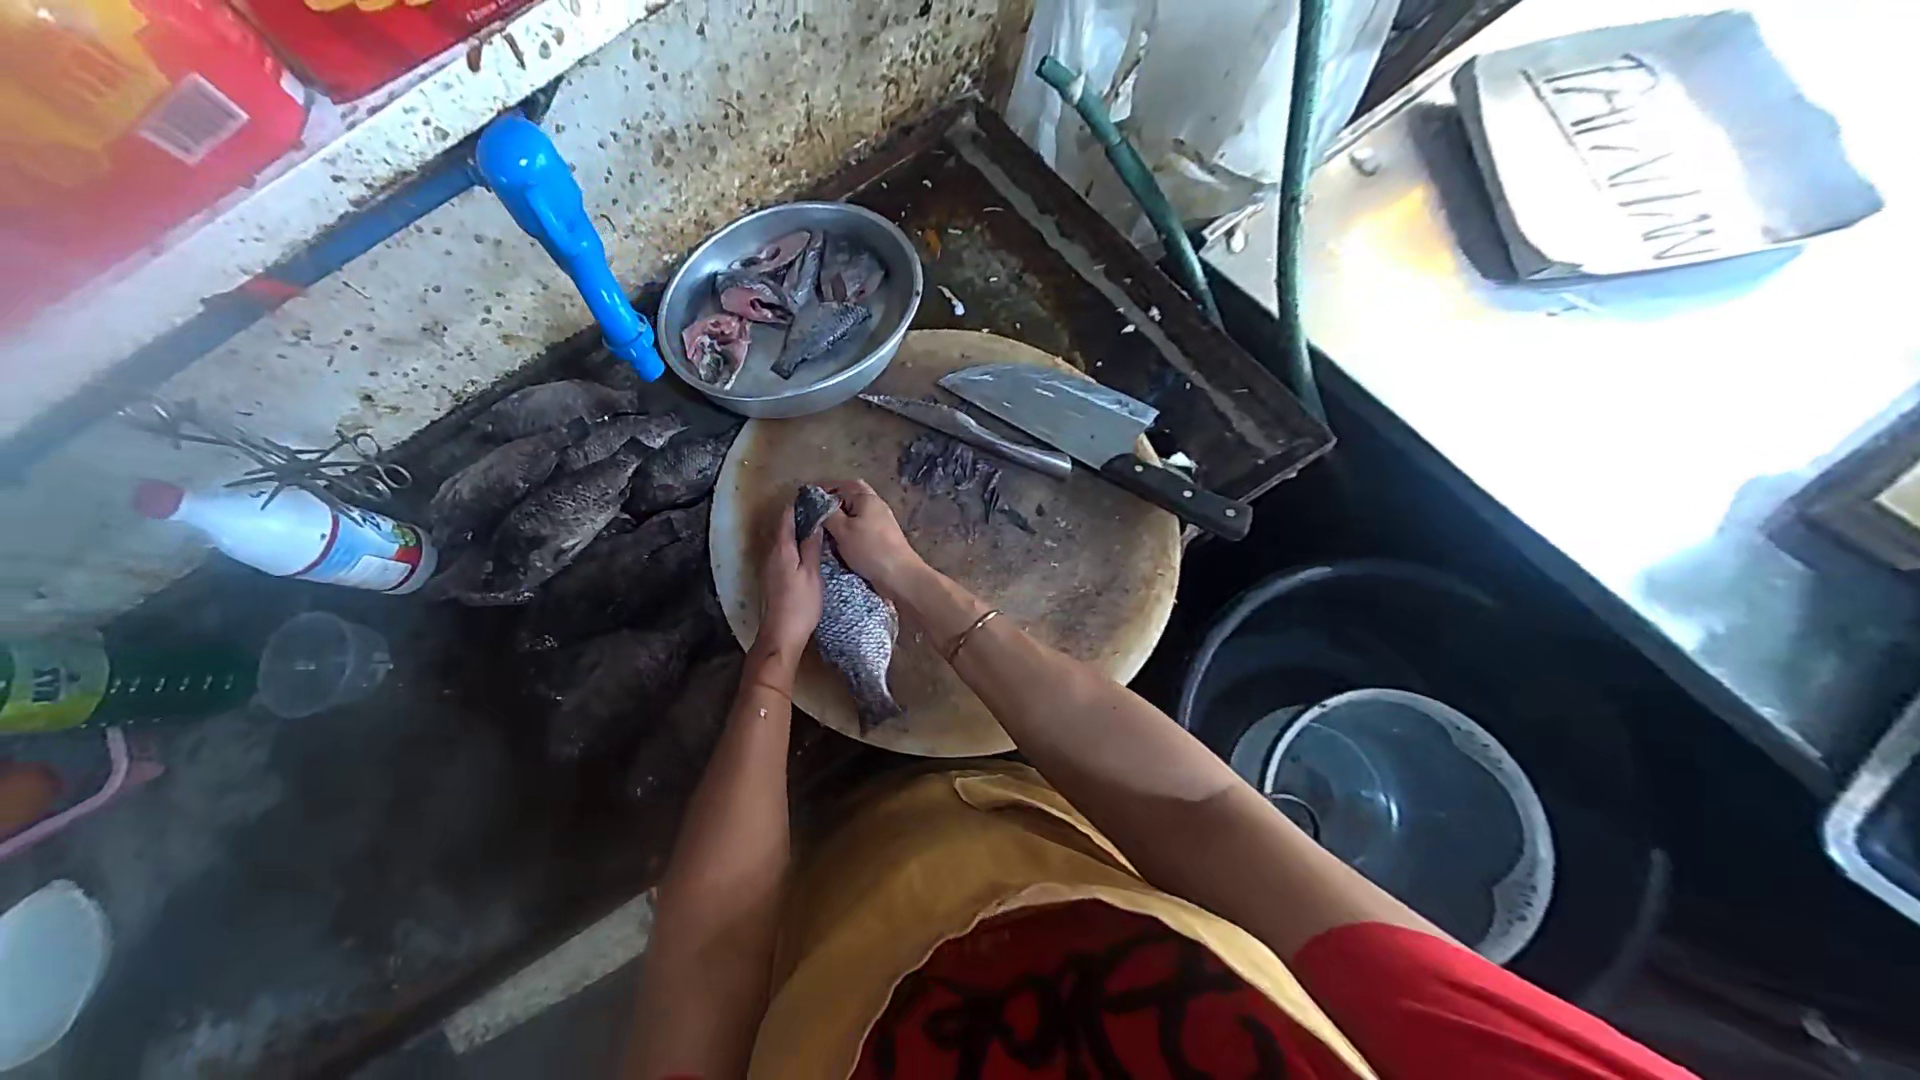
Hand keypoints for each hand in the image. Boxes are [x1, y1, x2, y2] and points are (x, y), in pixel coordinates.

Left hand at [755, 503, 822, 670]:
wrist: (782, 634)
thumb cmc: (801, 604)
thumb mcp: (812, 573)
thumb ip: (812, 546)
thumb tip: (815, 522)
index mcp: (781, 549)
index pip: (787, 517)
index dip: (799, 504)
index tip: (815, 497)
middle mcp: (771, 553)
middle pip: (784, 527)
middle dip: (800, 516)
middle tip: (822, 511)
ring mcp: (770, 566)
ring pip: (784, 541)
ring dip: (798, 532)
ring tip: (819, 528)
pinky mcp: (772, 577)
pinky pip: (784, 552)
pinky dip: (795, 546)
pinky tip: (809, 550)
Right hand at [822, 479, 924, 598]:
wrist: (899, 574)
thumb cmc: (869, 549)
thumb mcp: (842, 530)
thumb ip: (827, 513)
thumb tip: (816, 502)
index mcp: (866, 497)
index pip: (840, 486)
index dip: (822, 492)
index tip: (805, 500)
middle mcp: (875, 504)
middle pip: (851, 495)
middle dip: (833, 502)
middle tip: (816, 512)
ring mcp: (881, 520)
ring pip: (856, 512)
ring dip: (841, 516)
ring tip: (824, 526)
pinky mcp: (882, 535)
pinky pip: (861, 525)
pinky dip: (849, 528)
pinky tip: (839, 538)